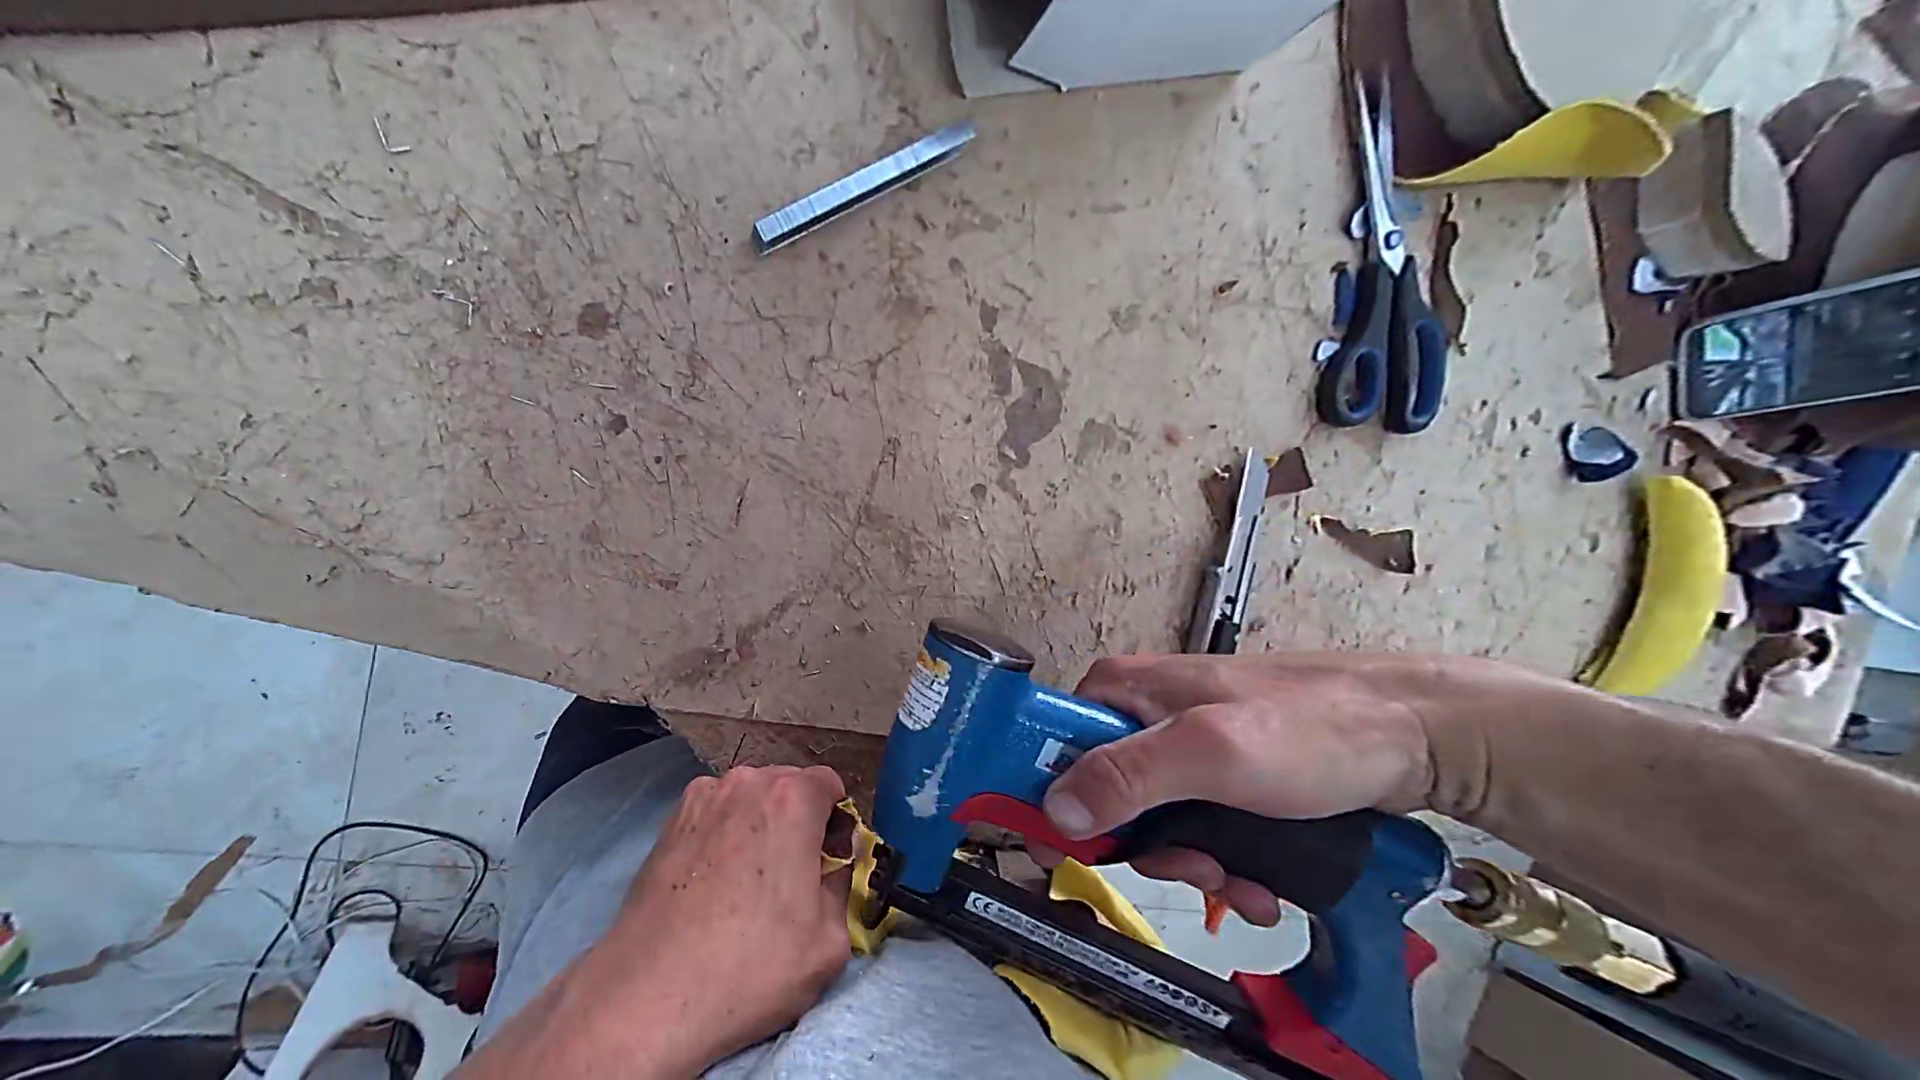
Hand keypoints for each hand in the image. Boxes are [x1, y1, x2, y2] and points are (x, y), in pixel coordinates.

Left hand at [458, 765, 851, 1079]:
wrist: (647, 998)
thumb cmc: (747, 967)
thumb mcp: (830, 939)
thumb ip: (846, 885)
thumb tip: (836, 867)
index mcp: (793, 798)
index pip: (831, 784)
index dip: (837, 822)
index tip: (829, 859)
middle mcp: (748, 782)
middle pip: (790, 786)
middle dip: (799, 820)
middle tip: (792, 872)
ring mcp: (703, 797)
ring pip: (751, 798)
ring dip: (760, 824)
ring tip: (748, 879)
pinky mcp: (669, 821)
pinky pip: (715, 813)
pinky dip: (724, 832)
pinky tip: (715, 879)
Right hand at [1036, 652, 1465, 925]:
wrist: (1412, 735)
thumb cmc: (1313, 726)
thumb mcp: (1211, 752)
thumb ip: (1129, 775)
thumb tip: (1055, 810)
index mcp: (1123, 689)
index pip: (1051, 740)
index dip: (1053, 797)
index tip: (1073, 848)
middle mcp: (1144, 714)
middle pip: (1103, 794)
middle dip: (1146, 845)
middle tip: (1194, 864)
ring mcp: (1184, 746)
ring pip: (1152, 821)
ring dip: (1192, 862)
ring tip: (1242, 876)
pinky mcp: (1219, 773)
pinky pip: (1194, 828)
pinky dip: (1221, 860)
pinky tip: (1258, 876)